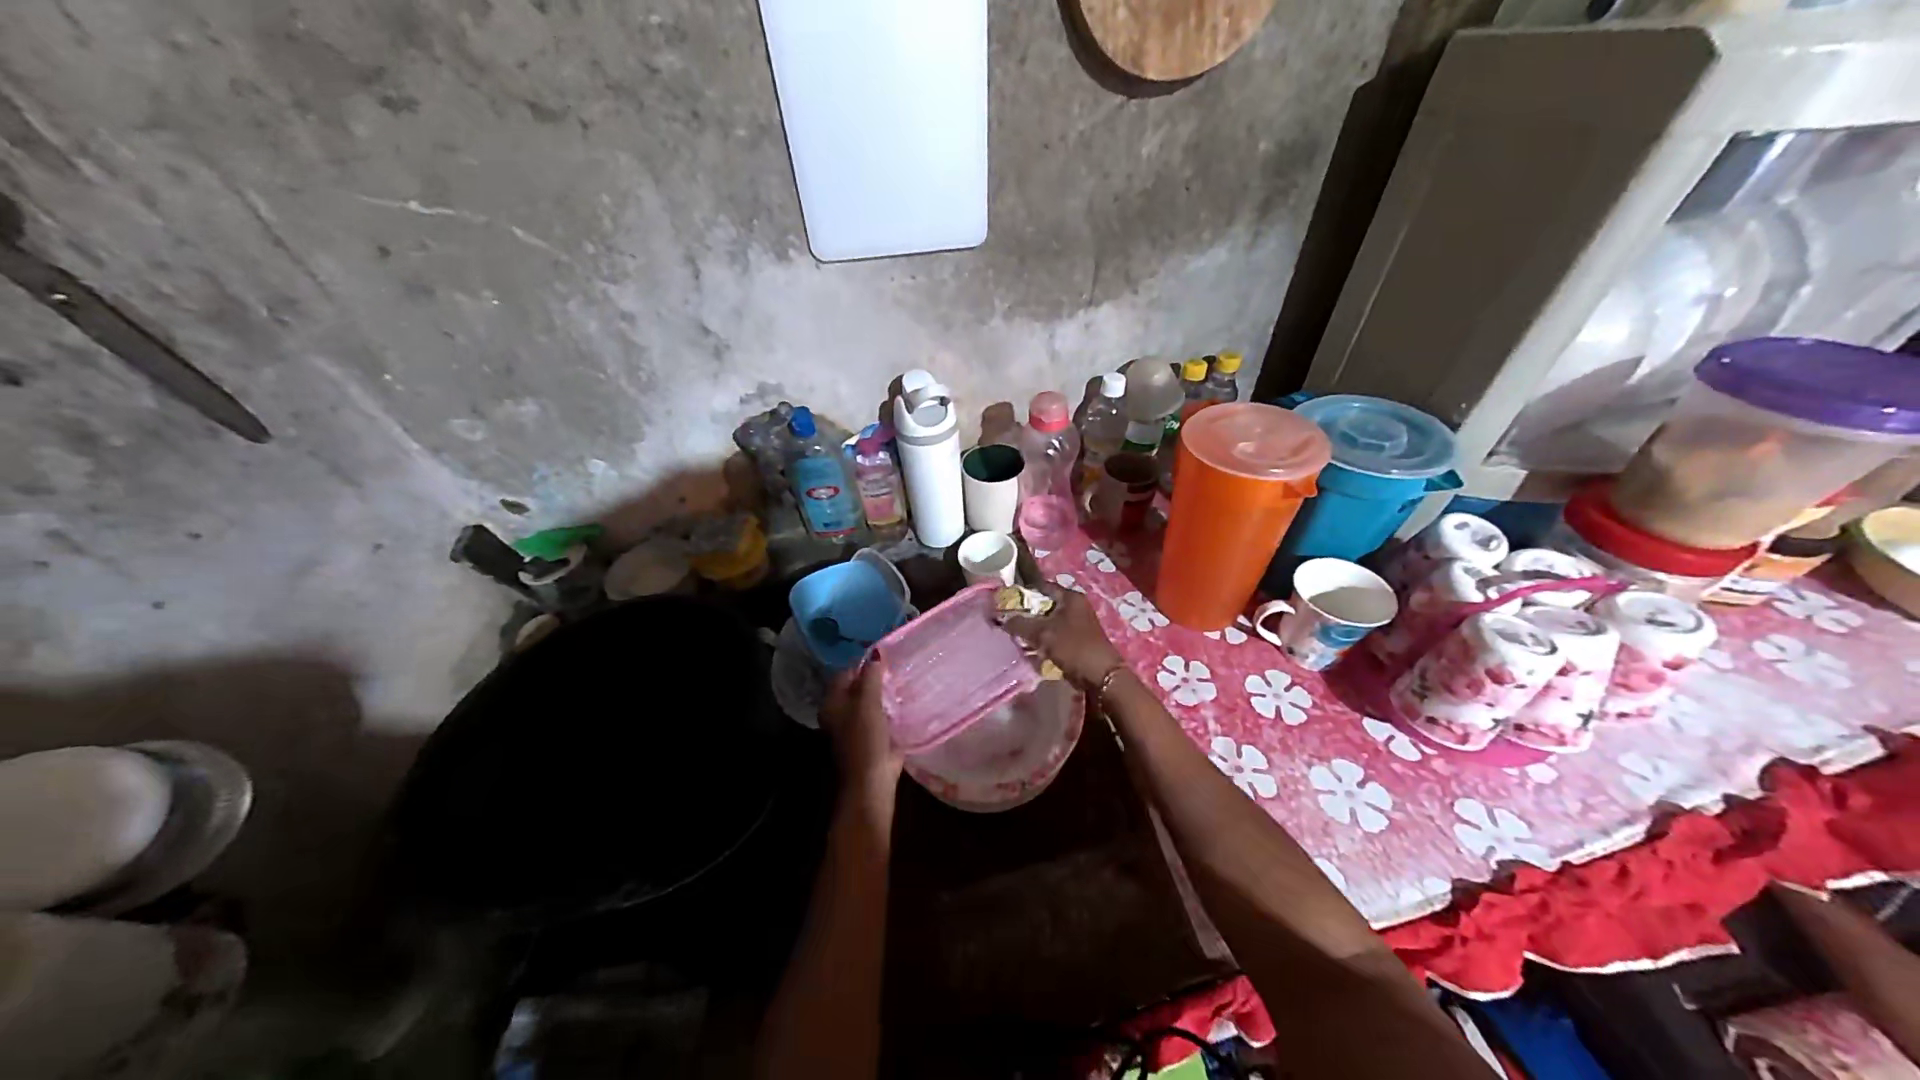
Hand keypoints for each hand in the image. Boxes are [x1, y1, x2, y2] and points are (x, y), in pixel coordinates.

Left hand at [820, 659, 902, 801]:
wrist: (873, 778)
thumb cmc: (865, 737)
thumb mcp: (868, 701)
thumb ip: (871, 675)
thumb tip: (876, 652)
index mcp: (832, 702)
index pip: (846, 673)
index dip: (864, 663)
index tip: (886, 655)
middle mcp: (841, 711)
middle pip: (859, 686)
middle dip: (877, 677)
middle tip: (899, 665)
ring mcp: (858, 724)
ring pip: (872, 700)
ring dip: (886, 691)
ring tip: (906, 677)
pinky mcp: (874, 735)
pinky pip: (883, 714)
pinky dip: (892, 706)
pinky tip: (908, 698)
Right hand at [1002, 585, 1124, 686]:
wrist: (1100, 675)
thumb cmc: (1073, 647)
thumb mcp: (1042, 633)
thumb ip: (1020, 623)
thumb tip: (1001, 618)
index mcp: (1070, 597)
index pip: (1042, 587)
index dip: (1023, 593)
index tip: (1006, 603)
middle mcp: (1076, 606)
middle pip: (1044, 605)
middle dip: (1026, 614)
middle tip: (1008, 621)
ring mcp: (1078, 623)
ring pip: (1049, 621)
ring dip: (1034, 629)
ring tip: (1016, 636)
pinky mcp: (1077, 639)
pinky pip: (1055, 635)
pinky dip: (1043, 640)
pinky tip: (1031, 648)